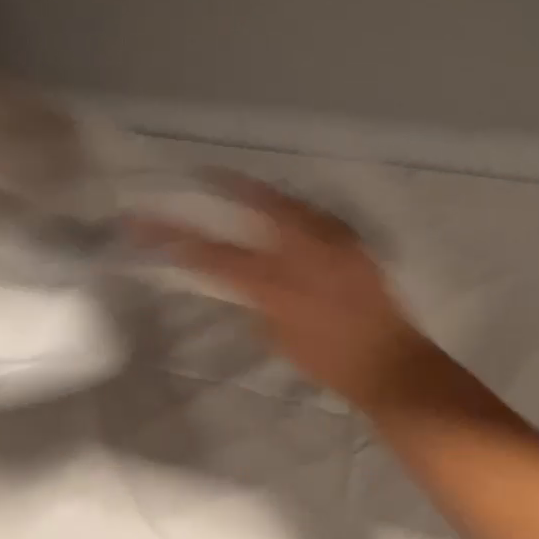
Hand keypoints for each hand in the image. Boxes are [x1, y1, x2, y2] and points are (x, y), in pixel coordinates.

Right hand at [133, 174, 434, 407]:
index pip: (211, 252)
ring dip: (257, 191)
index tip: (149, 225)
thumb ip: (253, 300)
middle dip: (223, 188)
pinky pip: (313, 213)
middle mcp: (301, 253)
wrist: (389, 363)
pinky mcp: (352, 241)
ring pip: (287, 203)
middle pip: (252, 208)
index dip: (175, 236)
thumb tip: (240, 280)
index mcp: (272, 284)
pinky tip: (283, 208)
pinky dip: (290, 207)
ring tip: (235, 181)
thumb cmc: (325, 361)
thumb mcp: (274, 335)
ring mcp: (331, 241)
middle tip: (201, 174)